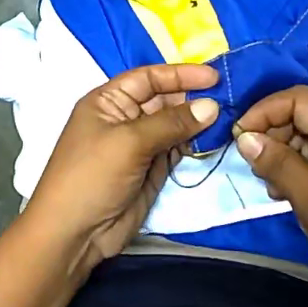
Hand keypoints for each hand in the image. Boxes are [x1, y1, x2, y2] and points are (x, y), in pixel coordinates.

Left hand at [22, 64, 221, 277]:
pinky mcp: (151, 168)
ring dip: (199, 121)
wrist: (76, 232)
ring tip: (231, 116)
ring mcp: (139, 144)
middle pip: (164, 99)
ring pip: (175, 124)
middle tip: (231, 97)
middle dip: (194, 98)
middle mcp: (124, 118)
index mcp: (108, 101)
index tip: (214, 76)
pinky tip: (216, 138)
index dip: (180, 74)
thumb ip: (171, 122)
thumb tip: (211, 106)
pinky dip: (196, 144)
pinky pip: (177, 148)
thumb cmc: (92, 176)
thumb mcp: (129, 142)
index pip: (148, 78)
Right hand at [233, 86, 307, 306]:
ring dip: (277, 153)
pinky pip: (307, 154)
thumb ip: (280, 165)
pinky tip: (284, 192)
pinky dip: (288, 167)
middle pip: (299, 113)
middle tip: (256, 167)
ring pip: (299, 134)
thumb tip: (244, 137)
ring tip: (272, 184)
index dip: (265, 110)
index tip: (240, 138)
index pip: (301, 99)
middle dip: (270, 134)